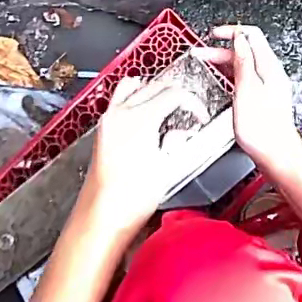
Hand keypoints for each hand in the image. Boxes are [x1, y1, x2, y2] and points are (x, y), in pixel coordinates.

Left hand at [81, 75, 207, 235]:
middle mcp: (121, 113)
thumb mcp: (167, 169)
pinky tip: (144, 119)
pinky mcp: (102, 131)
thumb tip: (181, 133)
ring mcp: (108, 120)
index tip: (200, 114)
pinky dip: (134, 100)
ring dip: (151, 90)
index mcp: (140, 117)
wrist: (102, 217)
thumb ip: (178, 142)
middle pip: (153, 85)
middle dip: (174, 93)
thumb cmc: (129, 199)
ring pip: (132, 87)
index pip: (174, 93)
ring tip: (166, 106)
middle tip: (188, 109)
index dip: (193, 102)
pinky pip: (119, 101)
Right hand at [193, 25, 301, 173]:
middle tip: (201, 52)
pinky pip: (245, 78)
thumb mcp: (246, 90)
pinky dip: (230, 74)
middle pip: (246, 50)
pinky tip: (221, 80)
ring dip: (224, 60)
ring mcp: (268, 86)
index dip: (232, 31)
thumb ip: (243, 62)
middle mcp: (271, 74)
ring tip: (205, 63)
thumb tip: (239, 38)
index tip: (214, 34)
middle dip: (222, 48)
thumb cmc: (263, 129)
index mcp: (269, 67)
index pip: (252, 35)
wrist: (277, 156)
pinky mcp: (264, 98)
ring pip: (244, 64)